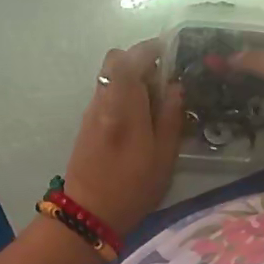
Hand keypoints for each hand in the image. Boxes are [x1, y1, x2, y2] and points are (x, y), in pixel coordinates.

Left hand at [61, 40, 185, 236]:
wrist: (89, 214)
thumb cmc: (133, 188)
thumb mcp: (164, 157)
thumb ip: (171, 118)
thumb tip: (176, 87)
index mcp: (124, 108)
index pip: (129, 60)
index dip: (148, 50)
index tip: (168, 53)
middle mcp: (103, 102)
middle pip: (115, 61)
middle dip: (139, 61)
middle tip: (163, 79)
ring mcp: (92, 112)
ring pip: (111, 78)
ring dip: (132, 79)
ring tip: (155, 102)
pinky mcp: (87, 124)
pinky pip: (107, 94)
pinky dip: (124, 94)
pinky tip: (139, 118)